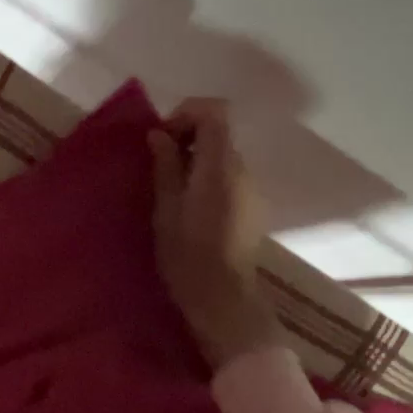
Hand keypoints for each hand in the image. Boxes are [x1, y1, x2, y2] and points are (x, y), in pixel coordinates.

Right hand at [148, 98, 284, 366]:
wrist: (223, 299)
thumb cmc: (187, 257)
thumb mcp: (166, 211)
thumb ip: (166, 168)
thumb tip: (160, 136)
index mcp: (220, 166)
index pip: (213, 112)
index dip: (186, 114)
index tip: (161, 138)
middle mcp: (243, 170)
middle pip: (221, 134)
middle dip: (189, 139)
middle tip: (160, 166)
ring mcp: (252, 190)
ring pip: (224, 159)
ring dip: (198, 163)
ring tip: (172, 192)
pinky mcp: (253, 210)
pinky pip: (230, 181)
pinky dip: (209, 182)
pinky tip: (191, 211)